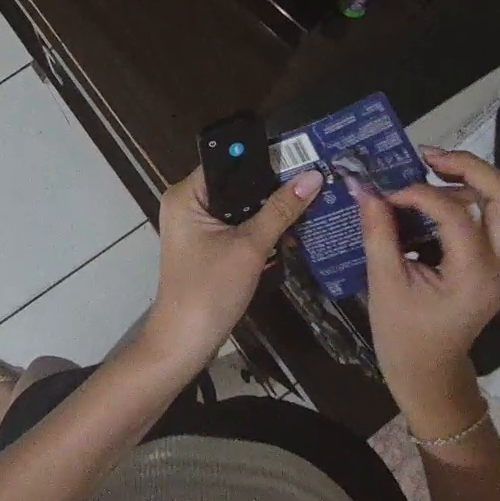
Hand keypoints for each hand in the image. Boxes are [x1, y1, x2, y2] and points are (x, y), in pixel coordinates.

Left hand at [139, 167, 322, 370]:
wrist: (185, 341)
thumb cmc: (211, 289)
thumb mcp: (249, 247)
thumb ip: (280, 210)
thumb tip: (313, 176)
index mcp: (186, 195)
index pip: (228, 162)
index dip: (264, 160)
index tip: (303, 159)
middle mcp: (186, 203)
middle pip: (236, 184)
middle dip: (272, 189)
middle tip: (314, 185)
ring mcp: (194, 226)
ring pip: (239, 206)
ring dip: (269, 212)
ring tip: (309, 209)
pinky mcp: (206, 245)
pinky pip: (236, 226)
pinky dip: (259, 230)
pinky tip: (289, 235)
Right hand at [356, 149, 499, 435]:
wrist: (430, 372)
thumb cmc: (404, 335)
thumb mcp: (384, 283)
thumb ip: (377, 232)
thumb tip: (363, 187)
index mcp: (476, 275)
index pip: (456, 213)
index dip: (418, 193)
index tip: (385, 195)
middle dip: (472, 168)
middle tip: (429, 157)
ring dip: (474, 179)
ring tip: (430, 170)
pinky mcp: (498, 261)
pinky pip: (497, 215)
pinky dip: (471, 195)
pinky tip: (436, 193)